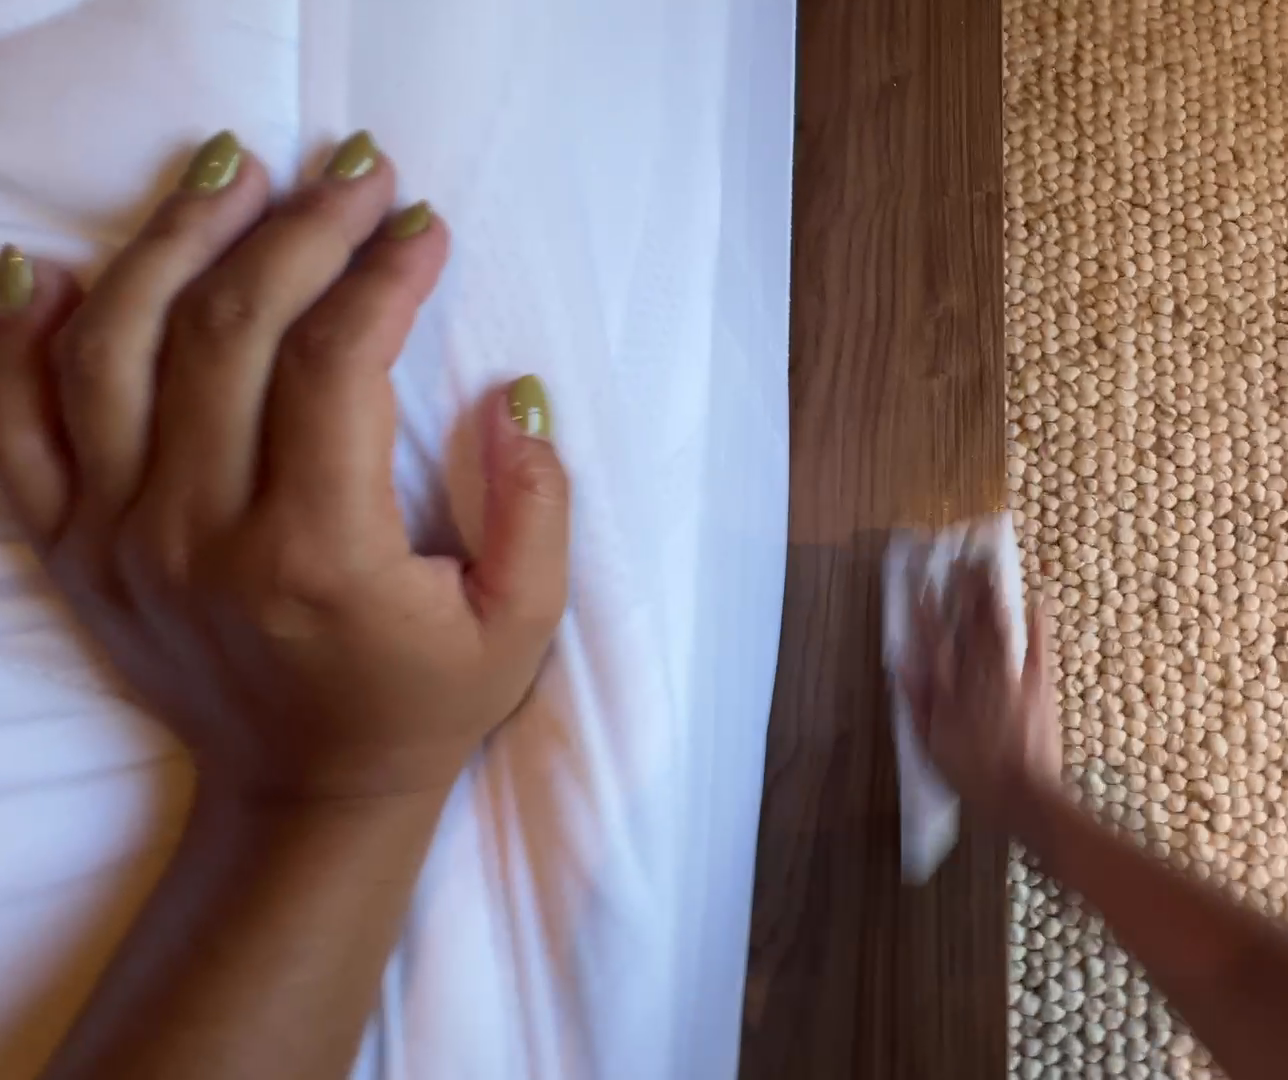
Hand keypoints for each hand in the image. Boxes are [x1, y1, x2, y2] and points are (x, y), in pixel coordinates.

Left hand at [0, 132, 569, 803]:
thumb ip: (537, 508)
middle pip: (231, 334)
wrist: (312, 791)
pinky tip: (54, 261)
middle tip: (351, 170)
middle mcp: (200, 532)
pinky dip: (22, 329)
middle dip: (299, 234)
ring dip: (181, 244)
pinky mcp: (81, 547)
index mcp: (322, 552)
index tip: (422, 227)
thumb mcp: (527, 619)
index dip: (383, 281)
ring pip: (118, 347)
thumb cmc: (434, 700)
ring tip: (235, 173)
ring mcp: (120, 537)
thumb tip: (518, 401)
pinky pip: (16, 418)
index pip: (339, 370)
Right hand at [903, 562, 1063, 829]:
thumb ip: (916, 701)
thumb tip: (901, 663)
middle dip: (965, 590)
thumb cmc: (972, 774)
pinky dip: (1036, 625)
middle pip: (970, 625)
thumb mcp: (931, 743)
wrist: (1022, 796)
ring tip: (988, 568)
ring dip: (993, 597)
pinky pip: (1038, 649)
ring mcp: (1013, 677)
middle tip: (962, 559)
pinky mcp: (1040, 686)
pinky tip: (1035, 603)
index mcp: (951, 688)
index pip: (934, 639)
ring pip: (999, 628)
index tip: (923, 580)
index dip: (927, 608)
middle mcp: (980, 674)